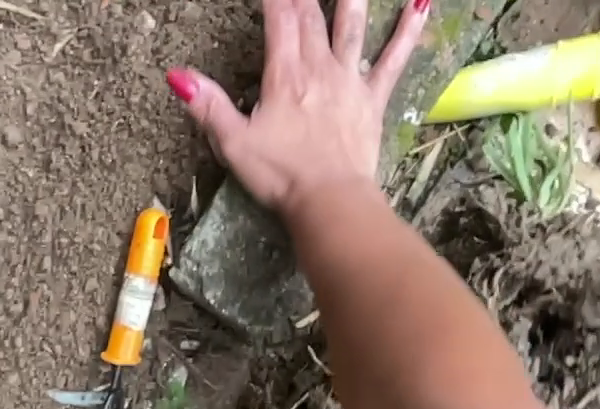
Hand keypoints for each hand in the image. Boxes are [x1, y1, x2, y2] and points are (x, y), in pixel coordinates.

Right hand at [167, 0, 429, 220]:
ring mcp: (349, 81)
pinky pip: (394, 60)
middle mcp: (319, 68)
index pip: (278, 19)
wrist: (328, 199)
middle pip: (311, 17)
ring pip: (352, 25)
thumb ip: (209, 107)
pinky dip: (408, 31)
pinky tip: (421, 5)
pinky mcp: (372, 100)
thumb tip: (178, 76)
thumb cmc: (279, 175)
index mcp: (284, 76)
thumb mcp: (234, 144)